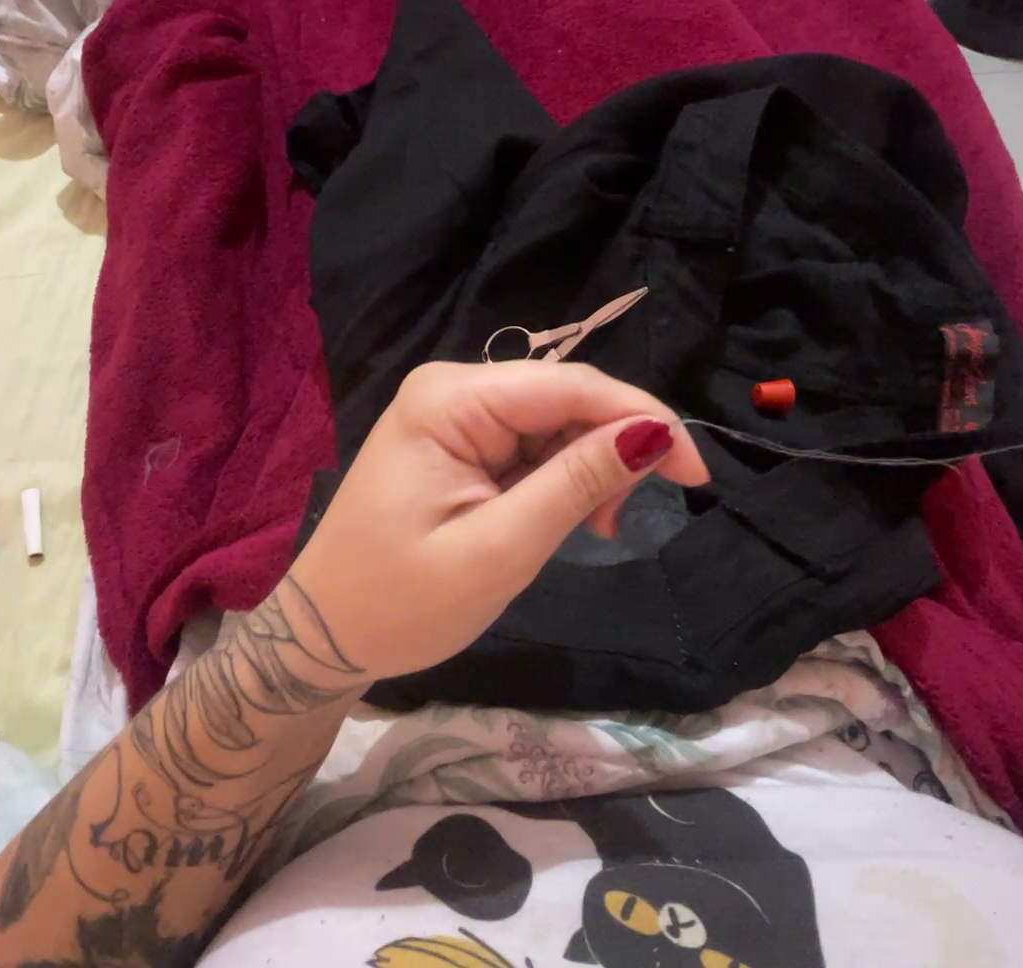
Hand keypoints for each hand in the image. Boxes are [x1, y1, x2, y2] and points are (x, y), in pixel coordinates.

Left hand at [287, 360, 710, 681]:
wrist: (326, 636)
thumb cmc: (402, 603)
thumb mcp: (499, 548)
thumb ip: (577, 483)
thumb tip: (654, 432)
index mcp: (450, 399)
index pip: (571, 385)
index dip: (643, 419)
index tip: (696, 474)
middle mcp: (452, 390)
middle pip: (565, 399)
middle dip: (612, 451)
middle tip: (619, 521)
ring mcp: (453, 416)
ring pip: (555, 425)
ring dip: (588, 472)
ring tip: (592, 529)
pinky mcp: (457, 445)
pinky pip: (530, 448)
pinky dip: (560, 482)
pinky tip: (567, 518)